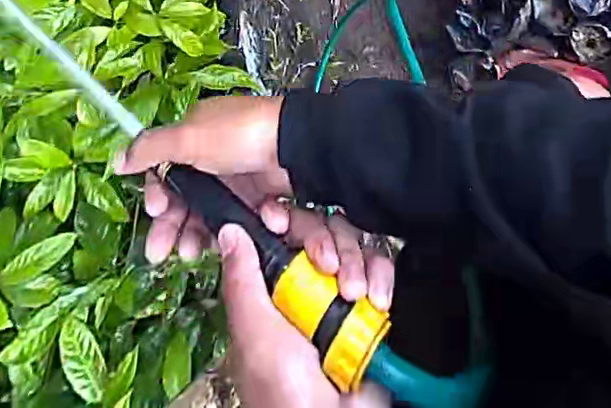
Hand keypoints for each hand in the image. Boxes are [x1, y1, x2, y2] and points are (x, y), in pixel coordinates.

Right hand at [115, 96, 394, 307]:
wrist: (292, 147)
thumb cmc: (241, 134)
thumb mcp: (191, 137)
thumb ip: (153, 148)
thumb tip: (118, 158)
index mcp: (195, 133)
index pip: (163, 166)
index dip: (156, 191)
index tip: (154, 209)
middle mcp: (211, 154)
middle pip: (182, 196)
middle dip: (170, 224)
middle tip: (161, 252)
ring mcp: (233, 176)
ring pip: (204, 212)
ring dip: (193, 233)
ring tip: (190, 252)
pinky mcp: (253, 195)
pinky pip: (230, 218)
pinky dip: (225, 230)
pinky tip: (225, 238)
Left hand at [216, 224, 390, 407]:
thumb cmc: (286, 397)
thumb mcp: (256, 337)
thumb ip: (242, 283)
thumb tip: (229, 230)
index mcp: (274, 285)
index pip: (283, 230)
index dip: (287, 220)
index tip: (283, 223)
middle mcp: (307, 282)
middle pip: (320, 228)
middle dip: (327, 241)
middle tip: (329, 267)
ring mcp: (339, 292)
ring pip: (352, 242)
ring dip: (357, 262)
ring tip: (357, 294)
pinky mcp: (370, 304)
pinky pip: (378, 267)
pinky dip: (381, 276)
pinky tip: (377, 299)